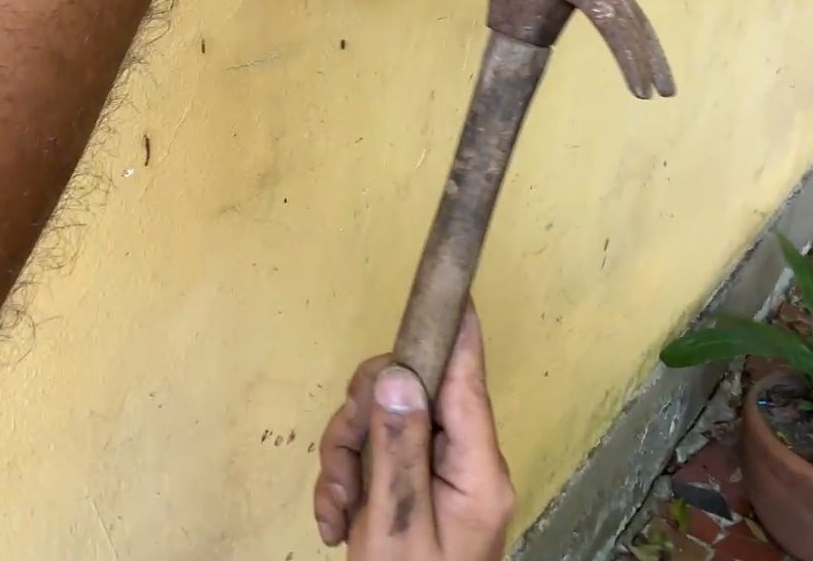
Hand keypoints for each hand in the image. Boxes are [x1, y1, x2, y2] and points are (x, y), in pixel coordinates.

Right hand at [314, 307, 515, 559]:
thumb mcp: (396, 527)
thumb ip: (396, 447)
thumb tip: (395, 372)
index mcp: (475, 466)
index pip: (467, 376)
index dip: (456, 327)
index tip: (451, 286)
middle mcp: (461, 457)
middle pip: (406, 388)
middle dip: (361, 416)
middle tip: (343, 460)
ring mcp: (437, 468)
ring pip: (379, 415)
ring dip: (345, 453)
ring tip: (337, 509)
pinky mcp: (412, 480)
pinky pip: (371, 448)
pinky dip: (345, 475)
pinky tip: (338, 519)